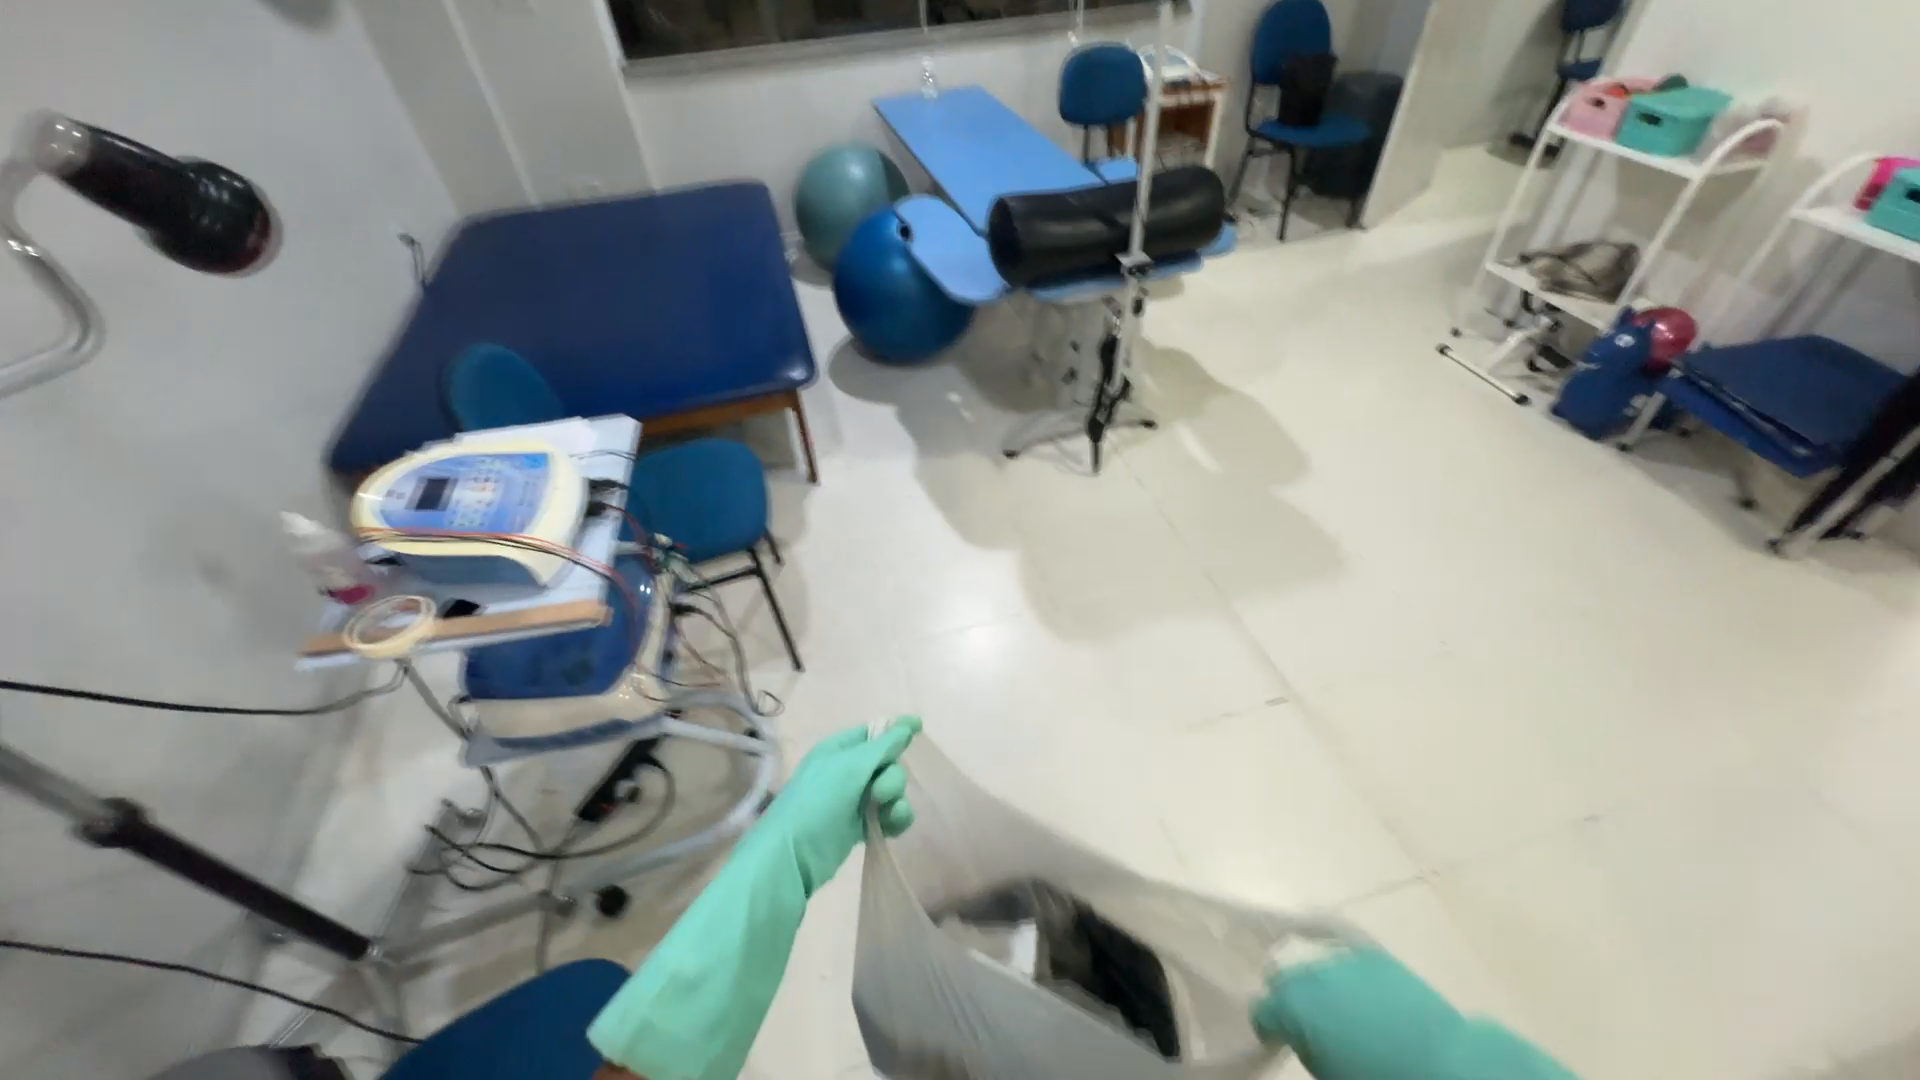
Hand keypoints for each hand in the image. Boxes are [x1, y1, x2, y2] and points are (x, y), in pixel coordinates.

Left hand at [754, 716, 921, 895]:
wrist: (792, 857)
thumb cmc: (818, 803)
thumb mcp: (850, 767)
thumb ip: (883, 747)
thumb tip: (908, 725)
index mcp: (839, 750)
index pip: (873, 732)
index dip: (895, 730)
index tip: (919, 727)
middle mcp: (847, 771)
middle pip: (888, 763)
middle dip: (891, 777)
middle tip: (878, 793)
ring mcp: (854, 799)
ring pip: (892, 789)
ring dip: (895, 800)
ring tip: (885, 814)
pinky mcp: (861, 826)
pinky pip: (889, 814)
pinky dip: (894, 819)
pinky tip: (890, 828)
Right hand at [1253, 947, 1575, 1079]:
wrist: (1451, 1073)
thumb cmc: (1381, 1079)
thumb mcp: (1328, 1074)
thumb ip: (1306, 1052)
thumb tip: (1302, 1040)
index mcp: (1293, 1007)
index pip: (1261, 1011)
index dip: (1268, 1029)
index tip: (1280, 1043)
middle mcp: (1311, 974)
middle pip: (1283, 980)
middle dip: (1289, 1001)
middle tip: (1308, 1029)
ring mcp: (1343, 962)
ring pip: (1312, 965)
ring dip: (1315, 983)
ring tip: (1336, 1009)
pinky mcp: (1374, 956)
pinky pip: (1340, 942)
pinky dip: (1333, 954)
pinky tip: (1331, 959)